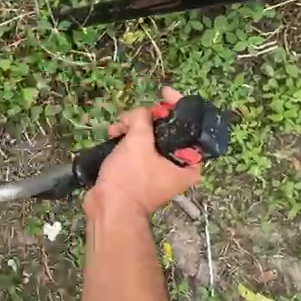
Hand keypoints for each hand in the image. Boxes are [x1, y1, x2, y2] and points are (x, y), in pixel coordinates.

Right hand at [85, 86, 202, 222]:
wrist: (110, 207)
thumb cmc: (131, 178)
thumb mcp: (138, 143)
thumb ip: (142, 120)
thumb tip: (141, 114)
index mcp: (189, 163)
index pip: (191, 126)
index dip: (178, 105)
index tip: (163, 92)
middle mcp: (179, 165)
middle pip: (167, 130)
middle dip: (145, 119)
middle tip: (128, 118)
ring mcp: (159, 169)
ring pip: (149, 137)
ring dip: (131, 128)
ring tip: (115, 130)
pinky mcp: (141, 171)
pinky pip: (138, 147)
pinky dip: (126, 139)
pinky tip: (113, 136)